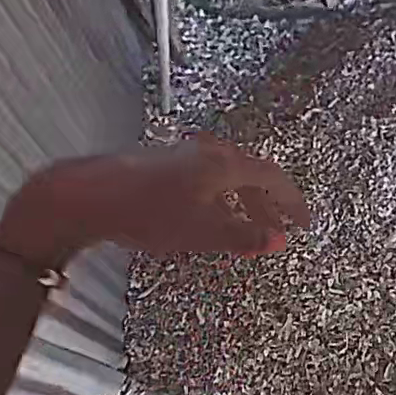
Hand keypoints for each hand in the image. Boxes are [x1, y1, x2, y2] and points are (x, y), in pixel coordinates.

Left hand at [0, 135, 309, 266]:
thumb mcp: (203, 230)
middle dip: (268, 206)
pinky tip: (209, 220)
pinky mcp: (164, 167)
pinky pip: (206, 182)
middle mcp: (207, 153)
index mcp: (224, 164)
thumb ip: (243, 236)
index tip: (303, 220)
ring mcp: (183, 157)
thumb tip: (277, 241)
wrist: (92, 196)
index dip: (291, 201)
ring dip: (243, 205)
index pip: (272, 177)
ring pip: (226, 180)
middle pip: (250, 177)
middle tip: (279, 230)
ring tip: (247, 230)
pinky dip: (220, 201)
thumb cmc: (148, 211)